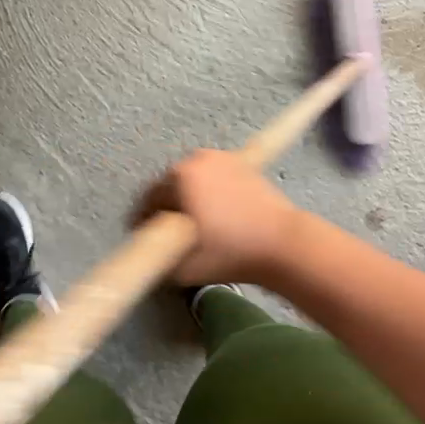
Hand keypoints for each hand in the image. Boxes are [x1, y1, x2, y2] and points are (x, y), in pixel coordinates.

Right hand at [138, 149, 306, 285]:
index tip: (142, 237)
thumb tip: (151, 248)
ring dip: (189, 196)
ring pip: (194, 178)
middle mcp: (197, 159)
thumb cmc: (229, 252)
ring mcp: (222, 157)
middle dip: (167, 206)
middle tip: (168, 231)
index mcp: (180, 177)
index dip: (143, 220)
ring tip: (194, 223)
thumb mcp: (182, 266)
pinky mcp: (242, 163)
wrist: (281, 241)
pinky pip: (215, 176)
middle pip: (171, 184)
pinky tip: (216, 213)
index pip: (150, 198)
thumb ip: (157, 254)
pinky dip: (210, 191)